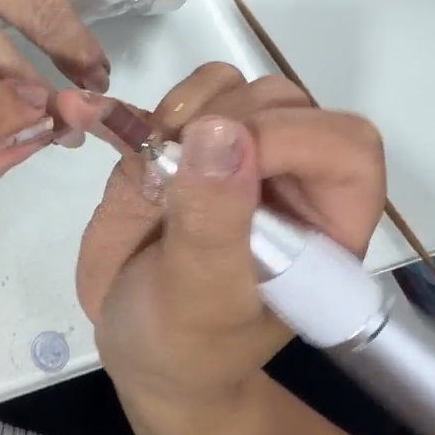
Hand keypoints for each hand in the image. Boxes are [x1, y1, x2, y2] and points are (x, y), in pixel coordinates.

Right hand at [59, 65, 384, 418]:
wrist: (136, 346)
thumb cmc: (185, 344)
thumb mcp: (201, 297)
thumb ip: (212, 221)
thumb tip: (220, 132)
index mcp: (321, 221)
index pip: (340, 145)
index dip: (285, 138)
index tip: (217, 167)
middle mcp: (283, 179)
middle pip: (279, 102)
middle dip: (220, 122)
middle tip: (168, 169)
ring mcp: (225, 157)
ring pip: (226, 88)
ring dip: (179, 109)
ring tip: (144, 160)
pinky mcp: (174, 147)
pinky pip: (168, 100)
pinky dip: (129, 105)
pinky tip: (93, 118)